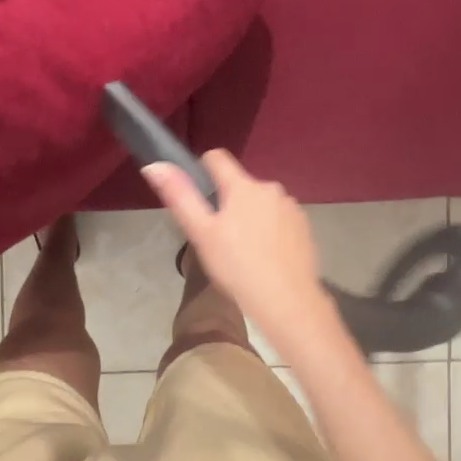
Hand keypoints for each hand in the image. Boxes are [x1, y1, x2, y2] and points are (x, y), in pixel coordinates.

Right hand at [142, 151, 331, 342]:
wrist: (287, 302)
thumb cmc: (237, 267)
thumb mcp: (201, 234)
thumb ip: (180, 196)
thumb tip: (155, 165)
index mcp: (243, 186)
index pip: (217, 157)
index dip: (203, 170)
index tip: (199, 197)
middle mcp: (270, 187)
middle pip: (240, 185)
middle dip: (228, 202)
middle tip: (219, 237)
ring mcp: (291, 206)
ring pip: (261, 202)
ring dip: (250, 216)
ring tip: (244, 251)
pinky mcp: (305, 226)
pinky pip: (280, 218)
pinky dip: (271, 230)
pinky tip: (266, 256)